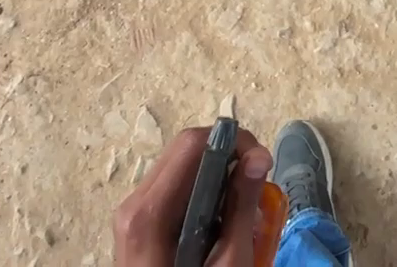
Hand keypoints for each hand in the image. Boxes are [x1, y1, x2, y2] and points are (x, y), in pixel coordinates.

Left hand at [114, 127, 272, 266]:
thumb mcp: (227, 265)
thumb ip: (242, 207)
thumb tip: (258, 156)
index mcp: (149, 213)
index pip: (193, 144)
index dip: (233, 143)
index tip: (263, 166)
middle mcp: (134, 205)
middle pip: (187, 149)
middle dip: (230, 157)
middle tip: (259, 184)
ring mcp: (133, 214)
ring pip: (184, 166)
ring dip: (220, 174)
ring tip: (246, 206)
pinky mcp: (140, 225)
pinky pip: (177, 188)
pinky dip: (206, 191)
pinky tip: (223, 221)